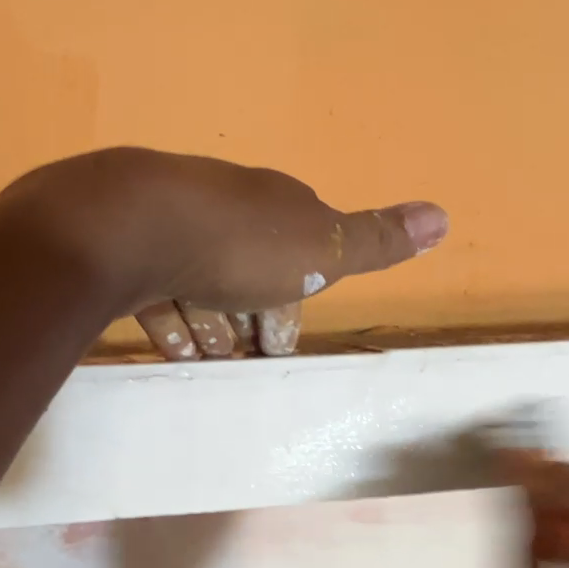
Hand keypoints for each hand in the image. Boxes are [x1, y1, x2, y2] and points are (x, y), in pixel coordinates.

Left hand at [0, 147, 448, 357]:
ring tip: (205, 360)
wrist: (130, 227)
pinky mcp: (124, 251)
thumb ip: (375, 238)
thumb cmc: (238, 244)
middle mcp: (223, 210)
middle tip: (241, 358)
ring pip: (197, 285)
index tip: (279, 347)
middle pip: (244, 274)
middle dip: (247, 318)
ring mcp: (169, 228)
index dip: (293, 302)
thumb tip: (444, 215)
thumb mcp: (321, 247)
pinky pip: (154, 293)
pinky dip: (168, 323)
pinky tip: (171, 351)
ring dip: (206, 326)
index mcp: (273, 207)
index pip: (295, 255)